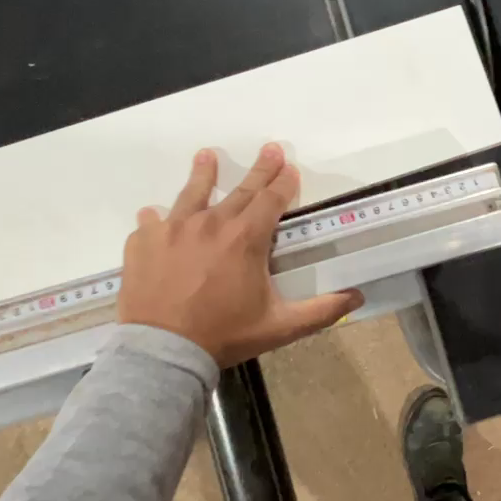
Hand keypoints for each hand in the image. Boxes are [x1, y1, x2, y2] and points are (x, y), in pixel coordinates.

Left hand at [117, 144, 362, 365]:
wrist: (163, 351)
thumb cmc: (224, 336)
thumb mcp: (280, 327)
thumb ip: (320, 311)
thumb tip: (357, 297)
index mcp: (245, 238)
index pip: (271, 200)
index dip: (284, 183)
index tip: (291, 168)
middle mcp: (210, 223)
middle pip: (240, 189)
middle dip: (259, 169)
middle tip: (270, 149)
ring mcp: (173, 229)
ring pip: (192, 193)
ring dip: (204, 173)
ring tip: (207, 155)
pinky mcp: (143, 242)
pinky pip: (152, 222)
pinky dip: (158, 219)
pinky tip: (156, 216)